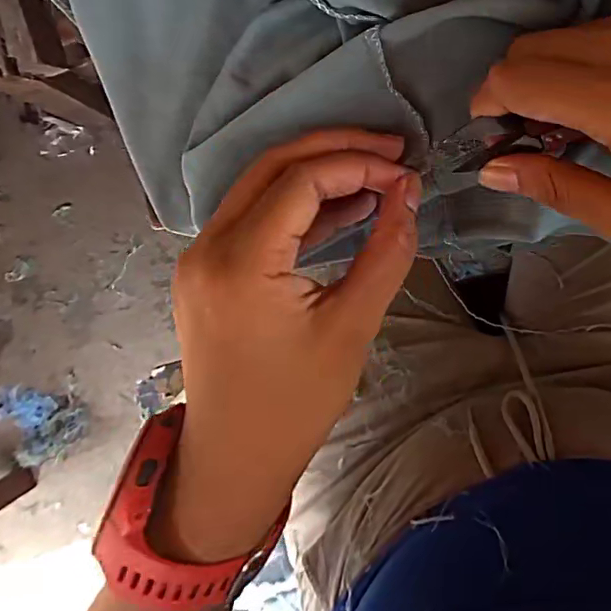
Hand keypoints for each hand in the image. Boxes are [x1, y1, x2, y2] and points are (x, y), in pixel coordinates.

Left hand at [154, 130, 420, 562]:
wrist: (232, 462)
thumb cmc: (295, 405)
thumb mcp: (353, 327)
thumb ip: (387, 251)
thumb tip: (409, 191)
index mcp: (240, 263)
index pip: (301, 180)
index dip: (358, 165)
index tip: (405, 173)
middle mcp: (209, 245)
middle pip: (275, 165)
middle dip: (337, 148)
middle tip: (392, 149)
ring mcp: (201, 253)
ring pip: (263, 183)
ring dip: (319, 170)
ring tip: (377, 172)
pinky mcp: (208, 265)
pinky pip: (256, 214)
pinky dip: (300, 203)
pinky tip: (346, 205)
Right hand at [468, 0, 610, 256]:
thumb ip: (559, 190)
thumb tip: (492, 169)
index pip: (516, 78)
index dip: (490, 103)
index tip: (496, 132)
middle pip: (530, 46)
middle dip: (515, 87)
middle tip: (540, 131)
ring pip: (563, 32)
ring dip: (553, 70)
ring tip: (586, 115)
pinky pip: (603, 24)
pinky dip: (590, 56)